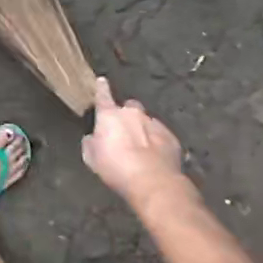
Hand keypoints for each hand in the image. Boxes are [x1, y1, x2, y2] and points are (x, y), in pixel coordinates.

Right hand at [81, 78, 194, 214]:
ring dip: (142, 129)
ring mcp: (154, 124)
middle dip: (126, 115)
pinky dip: (156, 141)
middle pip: (129, 107)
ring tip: (140, 148)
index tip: (102, 80)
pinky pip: (160, 134)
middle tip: (123, 131)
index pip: (103, 96)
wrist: (153, 182)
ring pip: (146, 121)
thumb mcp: (91, 156)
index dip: (101, 88)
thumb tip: (94, 137)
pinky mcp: (171, 138)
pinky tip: (153, 155)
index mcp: (109, 115)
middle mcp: (132, 114)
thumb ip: (91, 141)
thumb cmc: (115, 167)